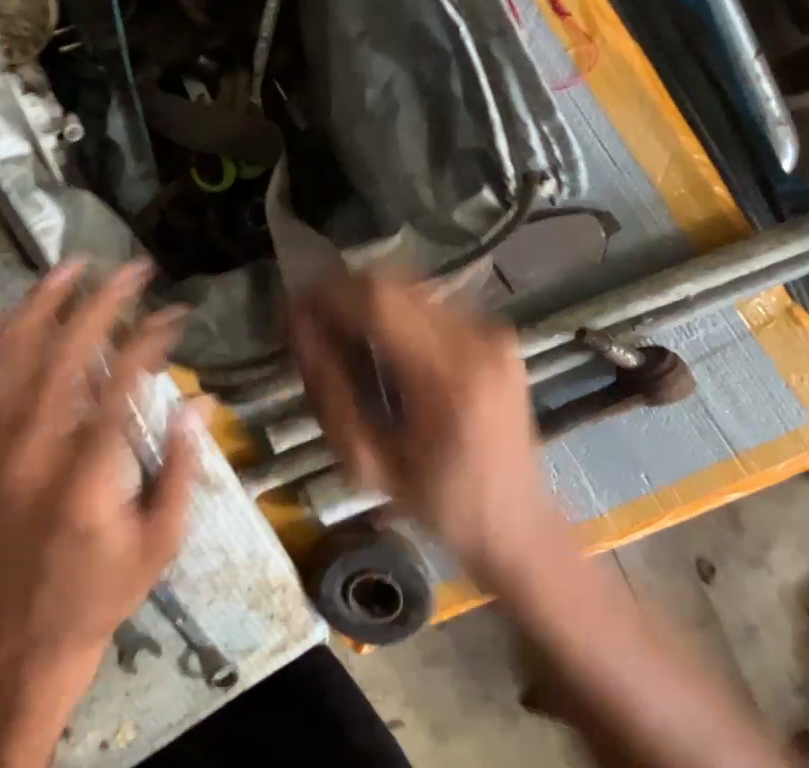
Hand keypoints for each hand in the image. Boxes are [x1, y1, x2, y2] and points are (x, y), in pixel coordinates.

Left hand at [0, 258, 200, 677]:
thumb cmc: (102, 587)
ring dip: (38, 305)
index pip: (119, 385)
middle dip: (100, 303)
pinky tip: (5, 314)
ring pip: (8, 356)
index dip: (149, 341)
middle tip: (131, 271)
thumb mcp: (161, 540)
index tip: (175, 315)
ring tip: (68, 269)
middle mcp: (32, 449)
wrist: (29, 627)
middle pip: (61, 354)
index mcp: (85, 476)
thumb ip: (182, 467)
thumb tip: (200, 400)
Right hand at [290, 267, 555, 575]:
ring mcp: (493, 334)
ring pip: (408, 285)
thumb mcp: (367, 460)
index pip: (375, 300)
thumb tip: (298, 329)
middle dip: (339, 293)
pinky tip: (376, 342)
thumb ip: (330, 389)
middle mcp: (478, 341)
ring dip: (364, 300)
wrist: (518, 526)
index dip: (324, 295)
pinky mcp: (496, 336)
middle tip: (308, 322)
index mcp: (448, 377)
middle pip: (390, 283)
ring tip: (337, 333)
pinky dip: (391, 310)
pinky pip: (429, 302)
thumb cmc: (438, 505)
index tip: (290, 311)